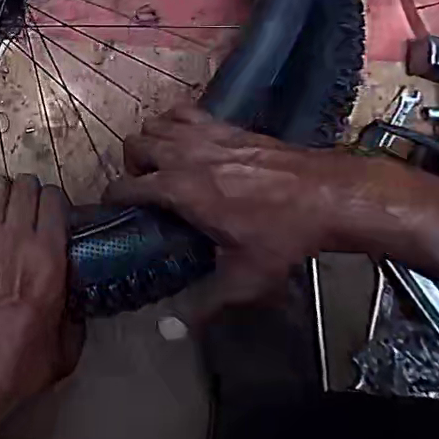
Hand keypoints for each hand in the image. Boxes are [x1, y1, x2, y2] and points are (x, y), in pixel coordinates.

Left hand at [0, 174, 82, 427]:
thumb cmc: (21, 364)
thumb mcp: (66, 346)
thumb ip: (76, 312)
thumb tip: (76, 296)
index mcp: (47, 258)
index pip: (55, 200)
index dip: (58, 203)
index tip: (59, 217)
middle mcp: (16, 239)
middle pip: (25, 185)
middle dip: (32, 192)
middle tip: (33, 210)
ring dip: (4, 193)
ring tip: (7, 208)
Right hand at [106, 105, 394, 311]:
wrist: (323, 194)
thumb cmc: (283, 234)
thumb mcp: (246, 276)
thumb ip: (207, 301)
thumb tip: (178, 328)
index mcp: (179, 189)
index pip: (125, 185)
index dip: (114, 198)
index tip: (116, 209)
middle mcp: (182, 155)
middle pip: (133, 145)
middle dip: (131, 166)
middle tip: (146, 188)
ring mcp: (201, 134)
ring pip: (152, 125)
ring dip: (150, 142)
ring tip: (163, 164)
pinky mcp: (220, 124)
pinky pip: (180, 111)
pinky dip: (173, 122)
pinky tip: (185, 140)